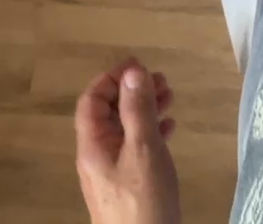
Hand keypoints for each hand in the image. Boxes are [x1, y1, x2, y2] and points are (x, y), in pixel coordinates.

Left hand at [74, 61, 180, 223]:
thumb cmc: (143, 198)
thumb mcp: (143, 148)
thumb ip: (137, 109)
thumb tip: (132, 71)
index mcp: (93, 146)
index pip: (92, 100)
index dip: (112, 78)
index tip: (139, 64)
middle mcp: (98, 156)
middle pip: (109, 112)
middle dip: (133, 91)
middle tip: (161, 79)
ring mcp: (112, 172)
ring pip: (125, 128)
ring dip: (145, 108)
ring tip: (171, 96)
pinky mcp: (127, 185)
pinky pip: (135, 147)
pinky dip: (151, 130)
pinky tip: (170, 127)